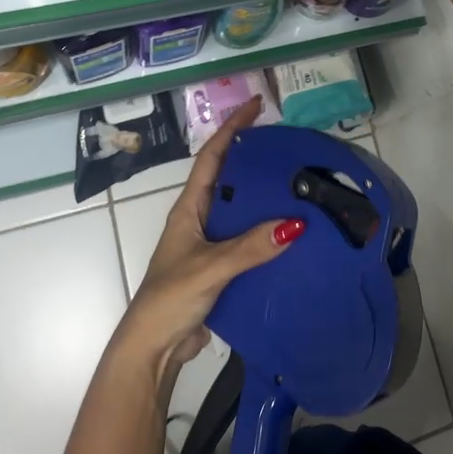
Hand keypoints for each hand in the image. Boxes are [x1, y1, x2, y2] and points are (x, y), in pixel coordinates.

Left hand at [115, 97, 304, 375]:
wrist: (153, 348)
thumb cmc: (170, 299)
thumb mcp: (210, 268)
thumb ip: (250, 247)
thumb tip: (295, 223)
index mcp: (189, 209)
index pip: (211, 157)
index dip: (231, 128)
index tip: (254, 105)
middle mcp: (199, 219)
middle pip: (229, 178)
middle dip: (254, 157)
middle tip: (288, 145)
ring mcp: (209, 243)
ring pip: (241, 209)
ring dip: (264, 196)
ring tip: (299, 182)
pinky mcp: (221, 267)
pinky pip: (249, 238)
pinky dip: (269, 231)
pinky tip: (294, 233)